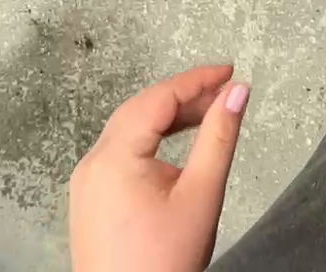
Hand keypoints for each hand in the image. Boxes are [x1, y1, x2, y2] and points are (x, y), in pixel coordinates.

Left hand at [69, 65, 249, 271]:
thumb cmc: (164, 260)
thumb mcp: (202, 193)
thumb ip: (220, 135)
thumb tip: (238, 90)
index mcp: (114, 157)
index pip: (158, 97)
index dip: (197, 79)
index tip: (231, 72)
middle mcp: (92, 163)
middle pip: (141, 108)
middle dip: (185, 94)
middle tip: (224, 90)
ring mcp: (87, 183)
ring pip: (130, 127)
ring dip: (170, 114)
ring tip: (210, 112)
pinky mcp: (90, 200)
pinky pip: (122, 150)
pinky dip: (154, 136)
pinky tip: (180, 141)